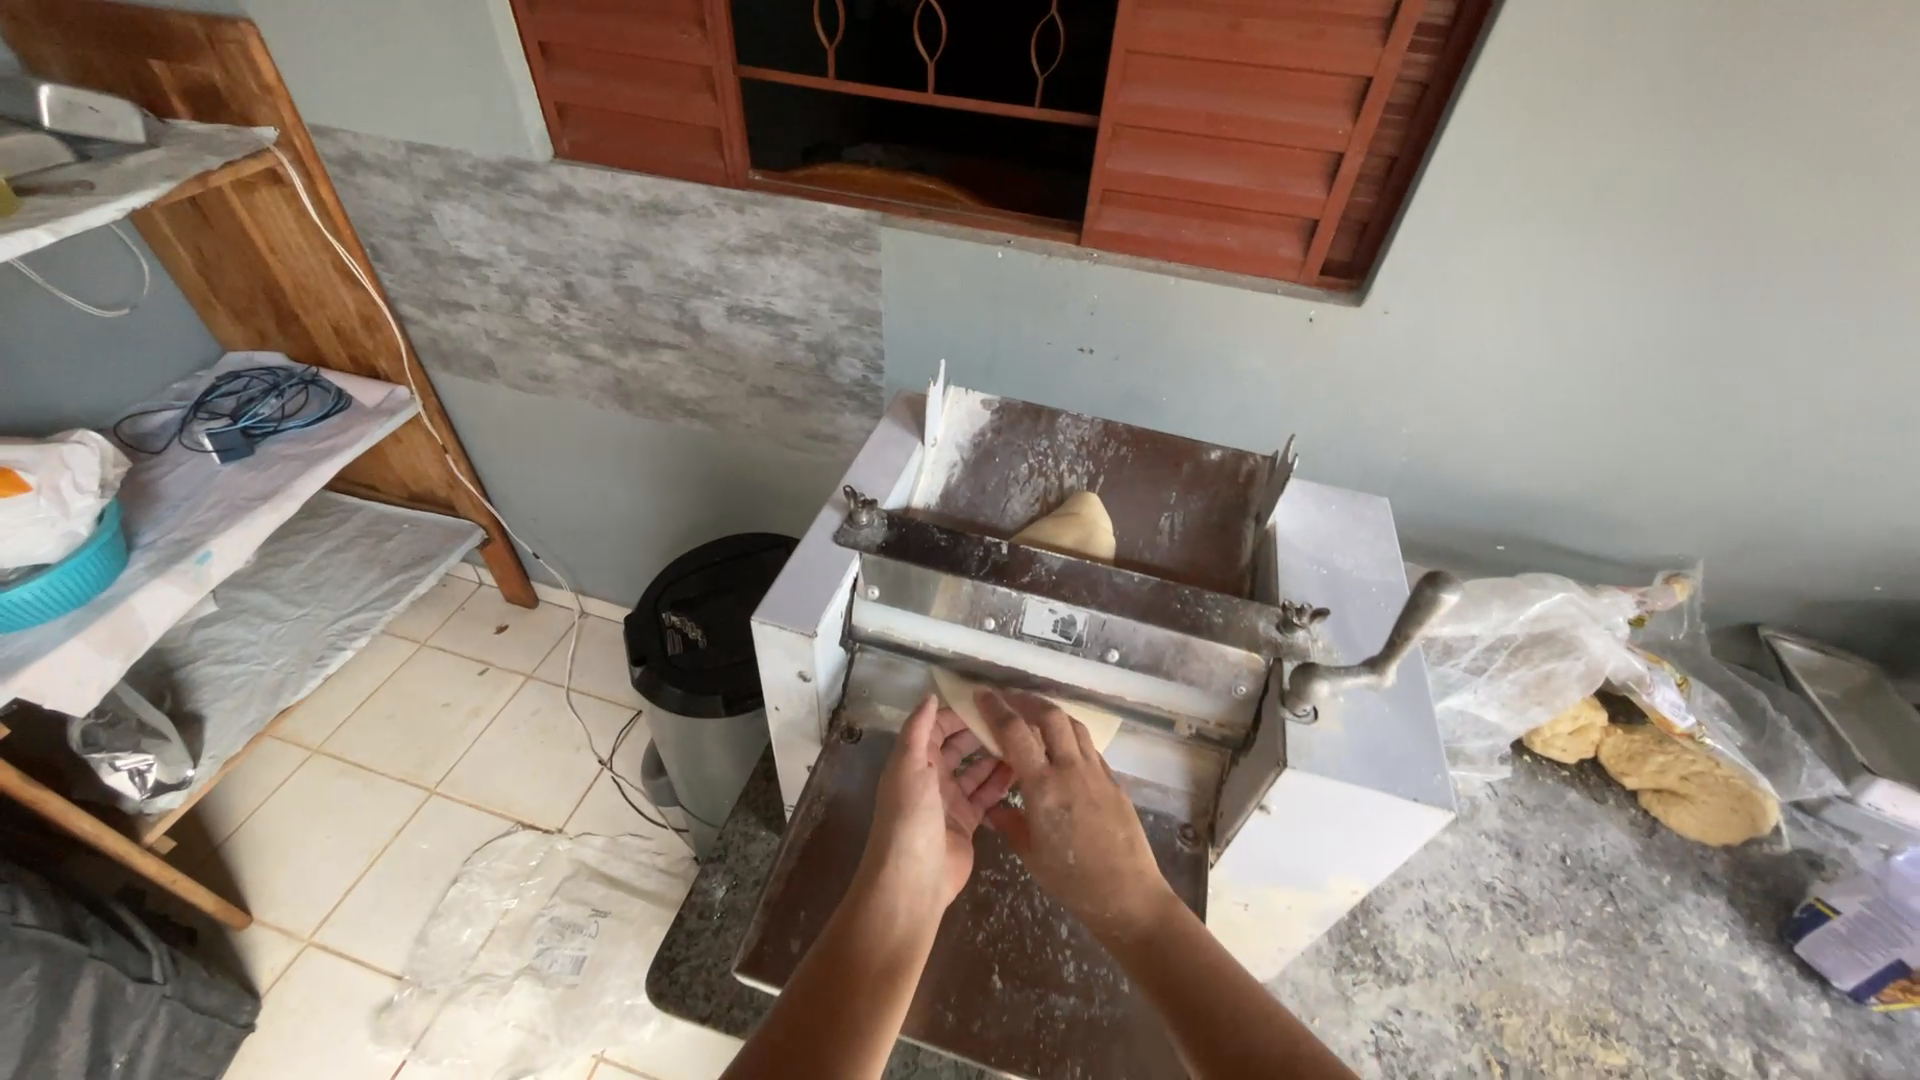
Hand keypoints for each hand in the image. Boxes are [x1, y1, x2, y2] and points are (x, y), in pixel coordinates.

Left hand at [859, 694, 1016, 918]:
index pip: (936, 727)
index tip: (987, 700)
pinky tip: (1023, 770)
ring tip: (1025, 740)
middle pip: (958, 747)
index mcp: (914, 761)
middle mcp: (931, 777)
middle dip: (981, 732)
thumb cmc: (909, 816)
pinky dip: (1001, 784)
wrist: (914, 879)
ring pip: (976, 771)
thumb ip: (918, 729)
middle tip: (1014, 718)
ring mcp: (950, 800)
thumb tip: (930, 696)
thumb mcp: (908, 765)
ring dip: (996, 756)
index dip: (958, 713)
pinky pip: (987, 796)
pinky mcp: (968, 822)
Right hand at [978, 689, 1178, 942]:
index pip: (1015, 732)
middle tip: (1009, 698)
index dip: (996, 708)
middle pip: (1050, 715)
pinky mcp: (1114, 782)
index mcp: (1044, 787)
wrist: (1128, 895)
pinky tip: (1063, 749)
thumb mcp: (1029, 854)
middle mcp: (1071, 770)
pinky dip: (1071, 738)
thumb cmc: (1072, 881)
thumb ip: (1009, 823)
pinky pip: (1089, 748)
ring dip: (1051, 713)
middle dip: (1027, 700)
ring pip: (1074, 725)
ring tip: (1035, 715)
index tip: (982, 694)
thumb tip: (993, 807)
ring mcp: (1097, 773)